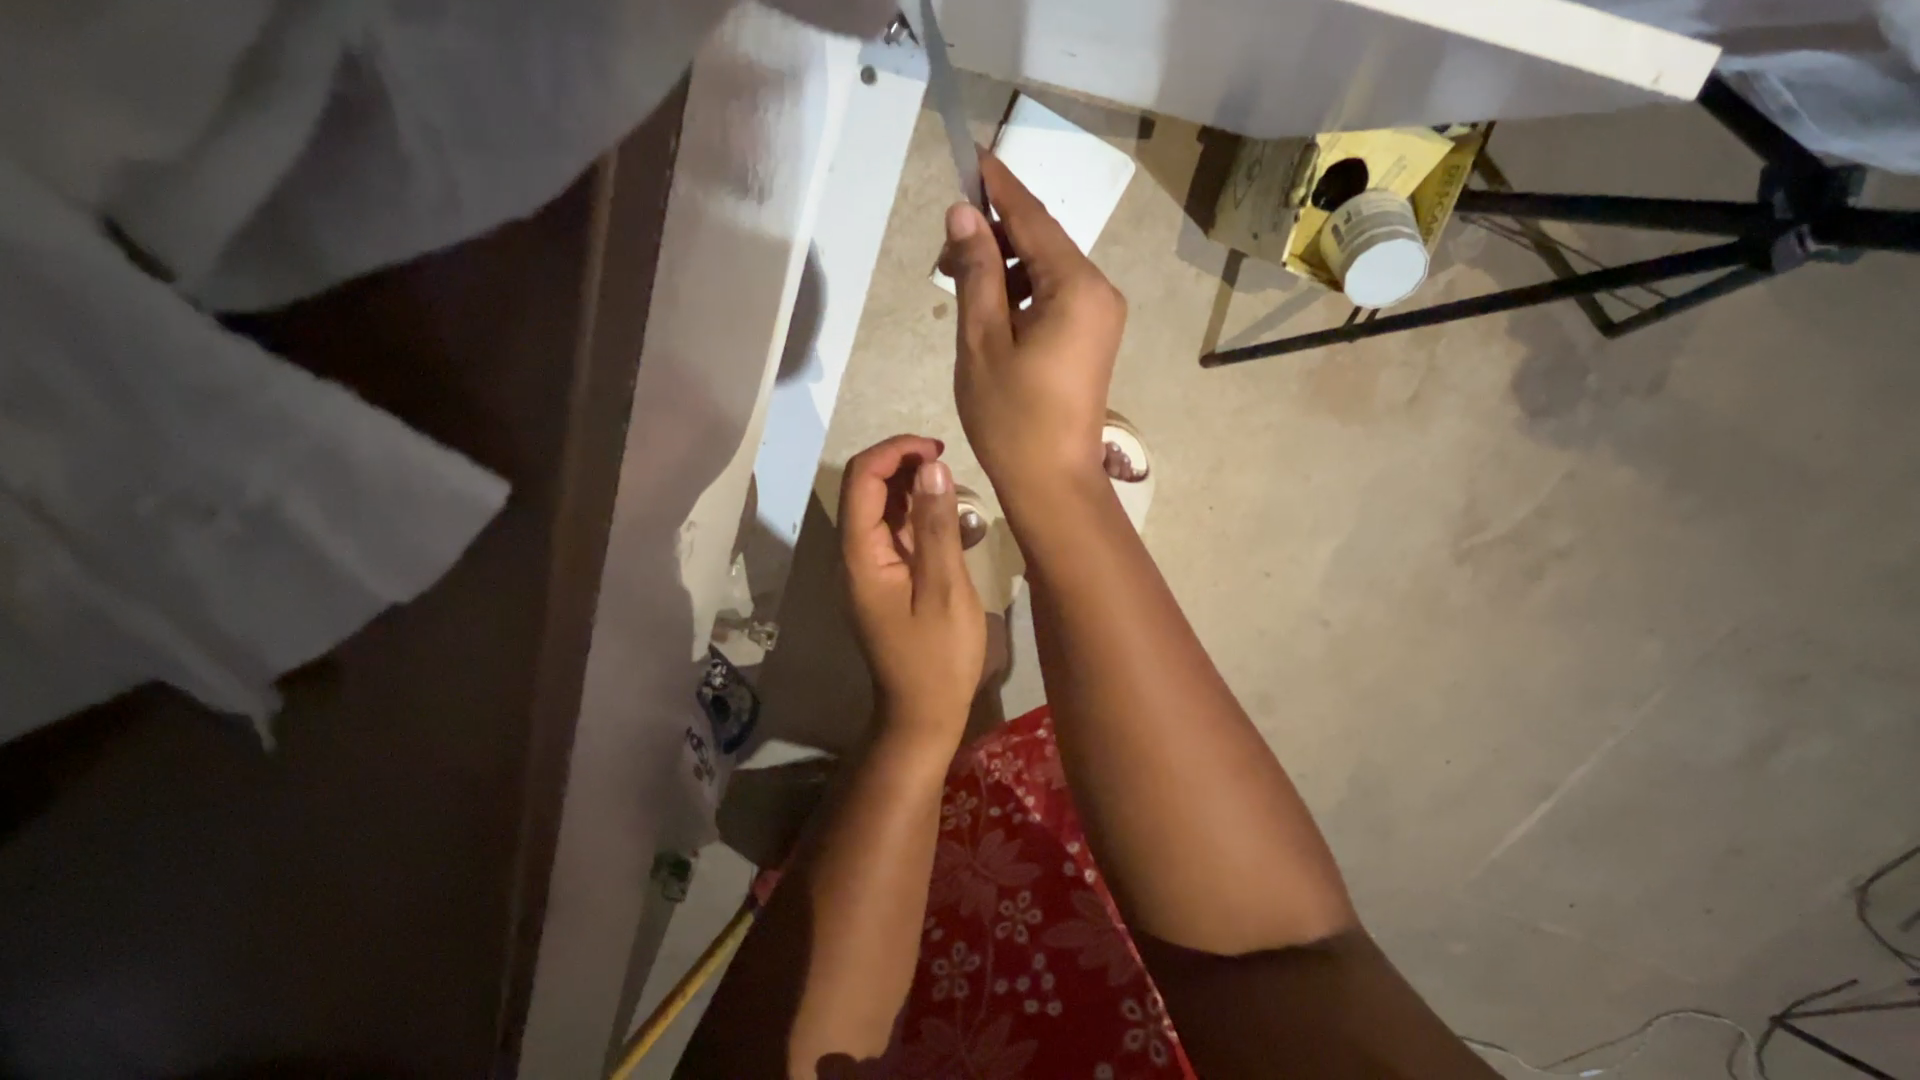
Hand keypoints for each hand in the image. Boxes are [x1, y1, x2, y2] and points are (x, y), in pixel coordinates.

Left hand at [838, 435, 986, 741]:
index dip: (894, 451)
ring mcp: (868, 568)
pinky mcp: (884, 580)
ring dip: (909, 487)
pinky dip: (915, 514)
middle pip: (865, 489)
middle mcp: (855, 555)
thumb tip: (932, 466)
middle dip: (901, 463)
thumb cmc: (937, 656)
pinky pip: (892, 533)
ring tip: (950, 483)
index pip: (861, 479)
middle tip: (947, 461)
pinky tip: (945, 515)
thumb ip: (937, 526)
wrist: (922, 713)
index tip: (936, 448)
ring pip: (879, 509)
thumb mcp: (945, 588)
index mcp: (860, 555)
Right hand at [940, 152, 1127, 500]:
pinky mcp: (1091, 336)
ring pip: (1045, 269)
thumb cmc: (1011, 416)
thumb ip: (975, 271)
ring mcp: (1099, 315)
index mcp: (1076, 287)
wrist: (1051, 480)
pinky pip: (1052, 295)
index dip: (1000, 185)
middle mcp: (1098, 291)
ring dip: (1002, 265)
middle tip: (944, 248)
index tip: (972, 153)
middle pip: (1042, 241)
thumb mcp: (982, 339)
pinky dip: (1018, 291)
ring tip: (956, 279)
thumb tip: (965, 213)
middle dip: (993, 233)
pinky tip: (986, 304)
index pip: (1033, 218)